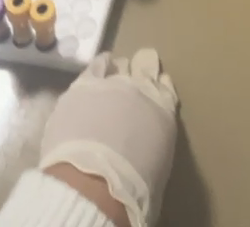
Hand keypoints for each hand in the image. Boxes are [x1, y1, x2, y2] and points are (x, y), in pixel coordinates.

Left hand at [39, 49, 178, 226]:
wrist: (97, 183)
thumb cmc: (134, 184)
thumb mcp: (158, 161)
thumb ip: (155, 137)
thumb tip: (148, 137)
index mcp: (164, 108)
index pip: (165, 87)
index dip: (157, 88)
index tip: (153, 91)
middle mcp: (142, 87)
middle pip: (144, 67)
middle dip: (140, 73)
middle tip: (132, 84)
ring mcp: (113, 82)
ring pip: (119, 66)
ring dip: (116, 74)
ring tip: (110, 81)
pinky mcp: (85, 85)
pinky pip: (96, 66)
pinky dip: (100, 67)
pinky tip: (100, 69)